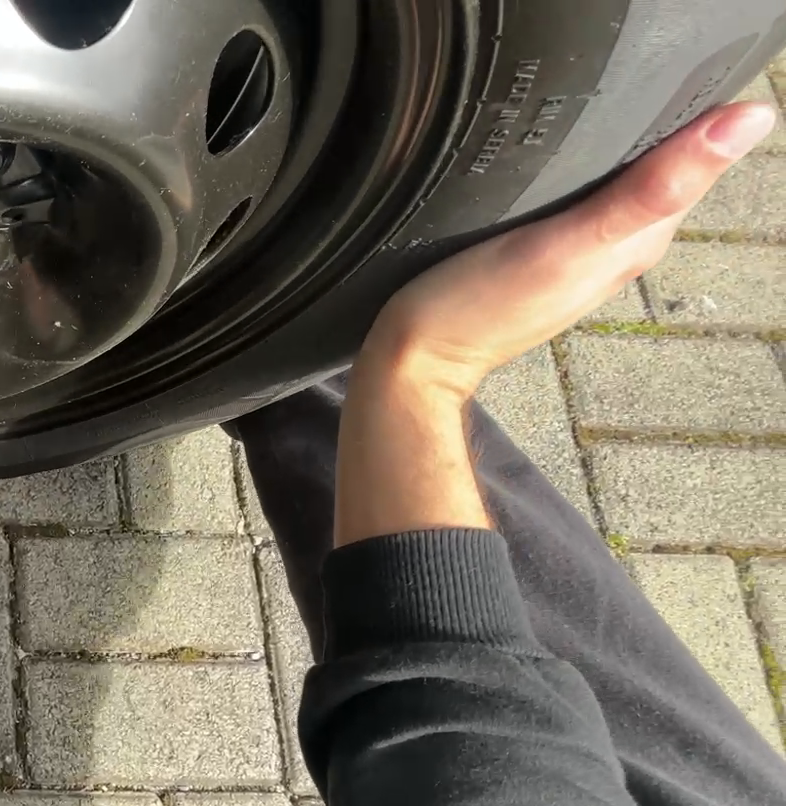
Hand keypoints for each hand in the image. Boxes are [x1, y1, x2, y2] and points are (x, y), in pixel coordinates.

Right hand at [360, 101, 775, 399]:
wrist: (410, 364)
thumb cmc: (472, 311)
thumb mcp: (558, 246)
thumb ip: (646, 191)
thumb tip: (749, 120)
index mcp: (637, 240)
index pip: (690, 157)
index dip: (679, 117)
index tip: (644, 87)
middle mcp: (613, 251)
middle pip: (647, 174)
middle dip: (635, 139)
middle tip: (592, 107)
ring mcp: (569, 264)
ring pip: (602, 195)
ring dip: (593, 166)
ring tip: (559, 145)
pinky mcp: (527, 270)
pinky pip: (562, 218)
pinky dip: (557, 196)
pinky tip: (531, 193)